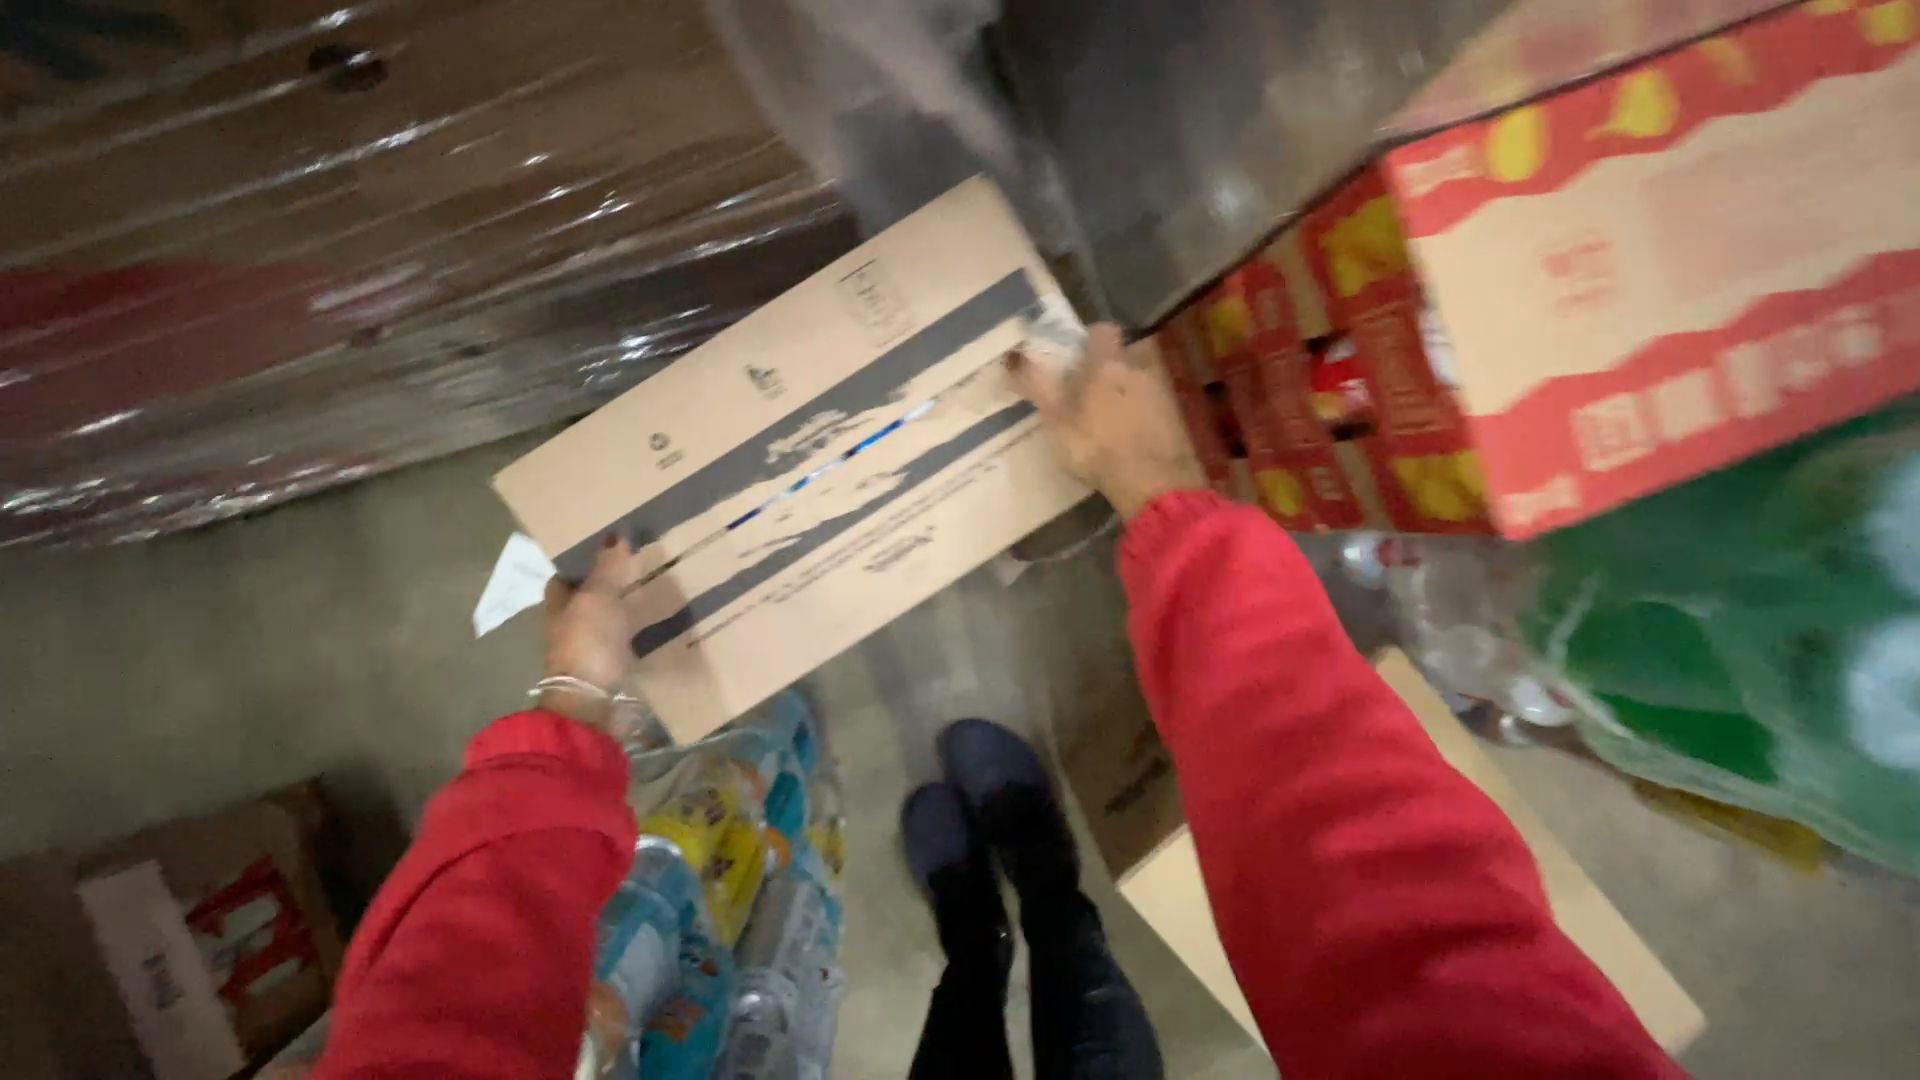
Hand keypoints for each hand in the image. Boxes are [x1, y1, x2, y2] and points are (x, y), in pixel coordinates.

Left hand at [539, 537, 654, 728]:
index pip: (561, 581)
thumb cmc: (587, 643)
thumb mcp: (598, 597)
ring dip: (620, 615)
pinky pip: (621, 648)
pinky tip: (653, 633)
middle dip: (603, 590)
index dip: (577, 567)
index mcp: (558, 608)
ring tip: (650, 599)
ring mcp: (586, 654)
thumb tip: (615, 532)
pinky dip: (634, 640)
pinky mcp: (606, 673)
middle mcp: (567, 630)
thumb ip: (607, 567)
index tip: (603, 553)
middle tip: (634, 573)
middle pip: (583, 603)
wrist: (590, 703)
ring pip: (603, 625)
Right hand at [1007, 323, 1208, 518]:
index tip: (1076, 358)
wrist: (1150, 480)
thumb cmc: (1094, 446)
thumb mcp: (1056, 420)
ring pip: (1140, 378)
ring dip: (1127, 389)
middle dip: (1109, 366)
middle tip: (1090, 390)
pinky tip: (1131, 434)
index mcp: (1106, 363)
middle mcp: (1138, 367)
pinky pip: (1154, 403)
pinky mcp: (1176, 415)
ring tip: (1110, 416)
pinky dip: (1143, 411)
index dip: (1089, 340)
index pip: (1102, 330)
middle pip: (1124, 353)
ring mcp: (1161, 391)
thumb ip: (1039, 386)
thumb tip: (1016, 357)